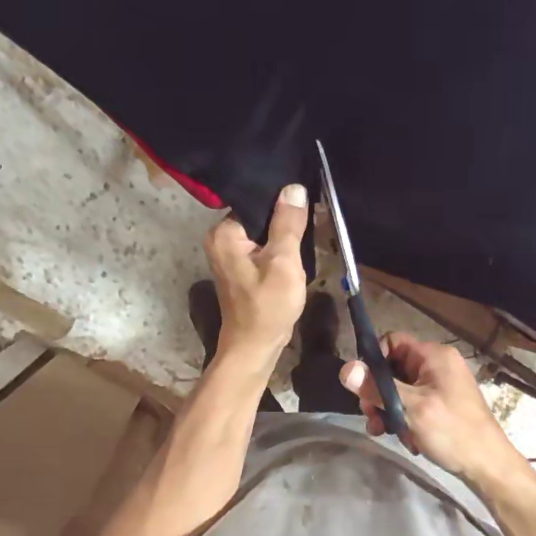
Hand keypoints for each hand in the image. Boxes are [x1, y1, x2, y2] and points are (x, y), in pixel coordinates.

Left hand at [203, 183, 310, 366]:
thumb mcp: (283, 262)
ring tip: (311, 223)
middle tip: (314, 210)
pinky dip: (278, 246)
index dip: (282, 198)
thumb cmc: (267, 306)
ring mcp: (229, 254)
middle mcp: (220, 239)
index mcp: (224, 233)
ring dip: (284, 231)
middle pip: (258, 215)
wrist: (255, 347)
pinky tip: (298, 243)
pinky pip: (262, 246)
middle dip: (284, 215)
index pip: (255, 200)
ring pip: (262, 231)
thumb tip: (293, 188)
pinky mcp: (241, 267)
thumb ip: (287, 223)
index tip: (307, 195)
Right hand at [340, 332, 523, 483]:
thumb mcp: (410, 408)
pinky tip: (406, 438)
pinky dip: (404, 418)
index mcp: (434, 356)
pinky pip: (412, 402)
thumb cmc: (452, 432)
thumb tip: (344, 369)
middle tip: (372, 417)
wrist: (488, 466)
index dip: (373, 361)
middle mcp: (437, 364)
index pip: (391, 342)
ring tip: (386, 432)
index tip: (363, 388)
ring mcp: (441, 384)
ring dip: (389, 410)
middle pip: (392, 367)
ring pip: (399, 388)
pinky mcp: (442, 403)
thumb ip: (376, 388)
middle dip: (378, 393)